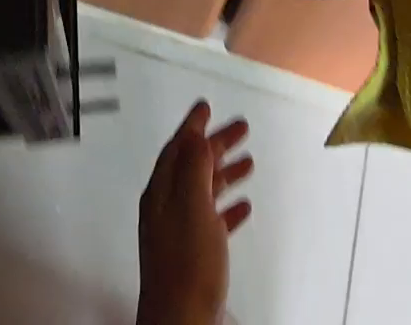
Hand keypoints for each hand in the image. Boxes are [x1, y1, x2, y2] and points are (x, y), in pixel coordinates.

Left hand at [136, 101, 253, 324]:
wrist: (180, 321)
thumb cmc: (187, 262)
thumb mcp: (192, 206)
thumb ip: (193, 167)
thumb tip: (193, 132)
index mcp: (162, 192)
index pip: (176, 148)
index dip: (192, 126)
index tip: (206, 106)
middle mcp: (167, 207)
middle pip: (192, 165)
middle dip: (216, 144)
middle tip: (242, 128)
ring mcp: (179, 231)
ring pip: (204, 190)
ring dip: (225, 172)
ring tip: (249, 161)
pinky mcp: (193, 255)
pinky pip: (212, 219)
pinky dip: (227, 207)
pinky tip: (244, 206)